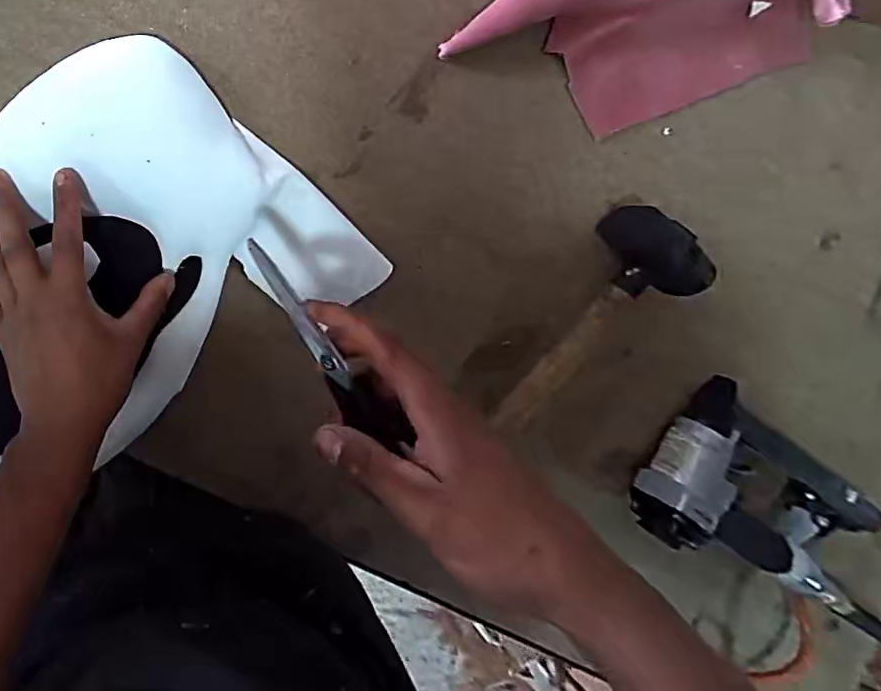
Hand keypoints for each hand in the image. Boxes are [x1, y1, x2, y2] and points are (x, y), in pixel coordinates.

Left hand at [0, 168, 175, 458]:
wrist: (59, 424)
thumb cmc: (98, 381)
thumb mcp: (130, 341)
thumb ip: (148, 305)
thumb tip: (169, 277)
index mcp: (68, 295)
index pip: (70, 240)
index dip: (68, 205)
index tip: (63, 175)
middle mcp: (35, 297)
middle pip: (17, 244)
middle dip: (6, 207)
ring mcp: (12, 313)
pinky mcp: (0, 330)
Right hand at [309, 302, 594, 615]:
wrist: (566, 571)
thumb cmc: (496, 537)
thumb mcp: (425, 508)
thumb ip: (372, 467)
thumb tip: (323, 433)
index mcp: (436, 409)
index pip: (386, 349)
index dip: (348, 324)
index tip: (313, 310)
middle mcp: (445, 408)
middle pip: (393, 361)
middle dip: (350, 350)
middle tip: (313, 363)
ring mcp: (455, 427)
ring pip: (402, 389)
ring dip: (366, 387)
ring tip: (334, 410)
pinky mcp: (460, 448)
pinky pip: (412, 415)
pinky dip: (383, 415)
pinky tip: (372, 446)